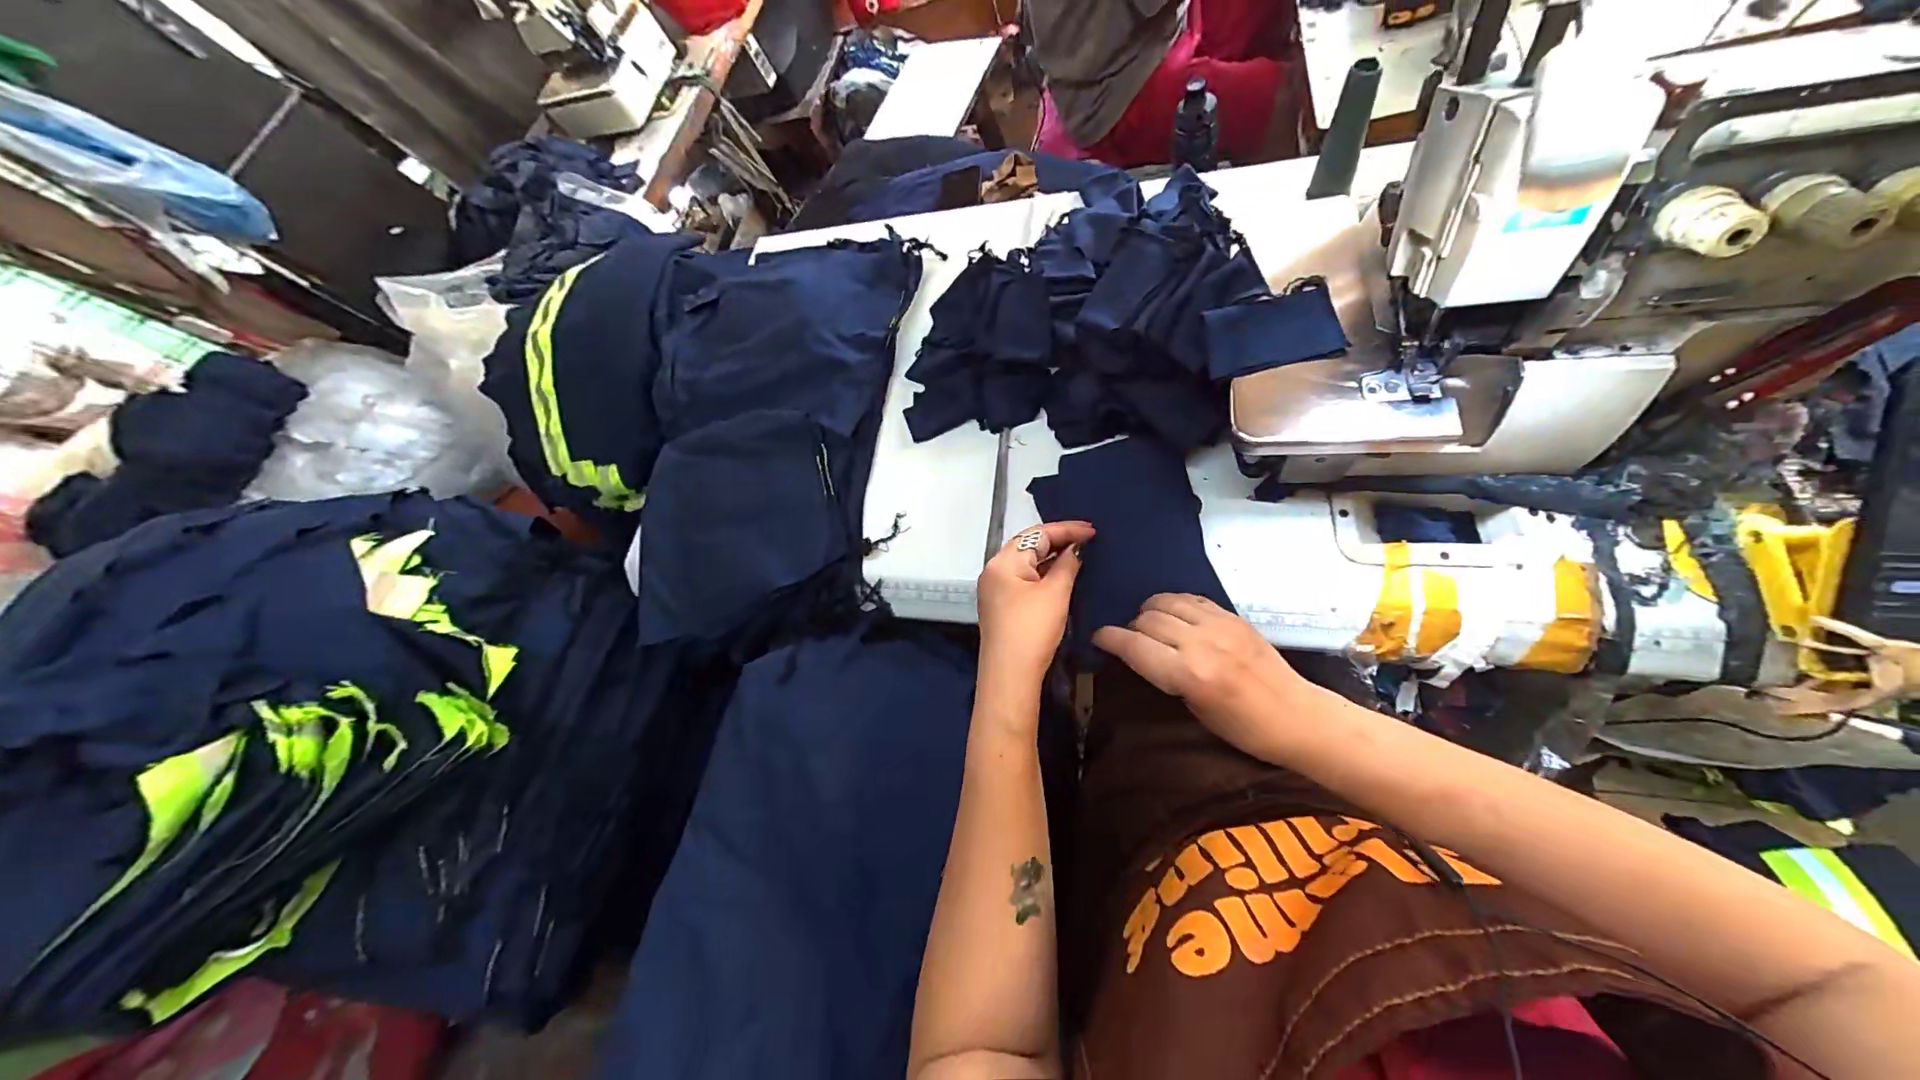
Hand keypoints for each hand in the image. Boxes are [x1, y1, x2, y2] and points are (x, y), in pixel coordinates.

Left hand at [977, 521, 1095, 685]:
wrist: (1010, 674)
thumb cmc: (1032, 629)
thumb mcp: (1055, 593)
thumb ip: (1067, 564)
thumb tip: (1075, 548)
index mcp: (1002, 562)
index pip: (1036, 534)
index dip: (1066, 529)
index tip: (1093, 530)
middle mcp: (994, 571)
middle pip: (1028, 546)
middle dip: (1058, 540)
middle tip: (1088, 539)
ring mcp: (995, 589)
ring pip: (1027, 563)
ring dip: (1052, 558)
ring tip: (1080, 553)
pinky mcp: (1001, 606)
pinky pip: (1024, 579)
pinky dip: (1043, 574)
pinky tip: (1062, 575)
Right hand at [1093, 593, 1317, 757]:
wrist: (1296, 716)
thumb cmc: (1242, 728)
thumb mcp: (1193, 708)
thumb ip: (1163, 675)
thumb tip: (1138, 653)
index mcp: (1189, 675)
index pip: (1134, 645)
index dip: (1109, 639)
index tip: (1099, 638)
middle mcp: (1201, 643)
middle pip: (1147, 618)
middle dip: (1131, 627)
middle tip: (1130, 640)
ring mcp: (1220, 625)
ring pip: (1166, 601)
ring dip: (1150, 611)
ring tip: (1150, 625)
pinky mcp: (1233, 616)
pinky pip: (1192, 598)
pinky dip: (1175, 604)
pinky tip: (1175, 616)